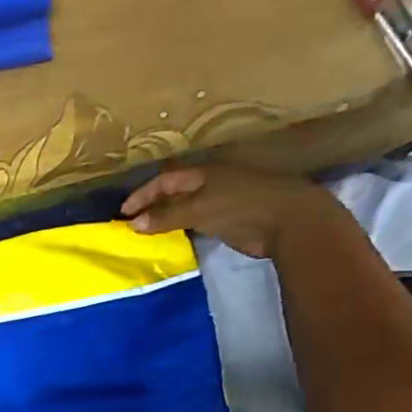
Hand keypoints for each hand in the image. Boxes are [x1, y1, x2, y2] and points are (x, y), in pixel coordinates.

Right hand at [120, 165, 345, 259]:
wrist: (288, 220)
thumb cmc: (242, 206)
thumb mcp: (198, 209)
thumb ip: (166, 217)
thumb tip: (133, 224)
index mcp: (204, 173)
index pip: (165, 180)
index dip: (143, 194)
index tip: (123, 212)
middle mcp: (212, 183)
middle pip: (175, 192)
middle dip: (152, 206)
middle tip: (132, 223)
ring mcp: (223, 201)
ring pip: (186, 207)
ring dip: (166, 219)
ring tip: (148, 233)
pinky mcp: (232, 219)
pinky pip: (198, 221)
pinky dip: (182, 228)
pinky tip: (174, 239)